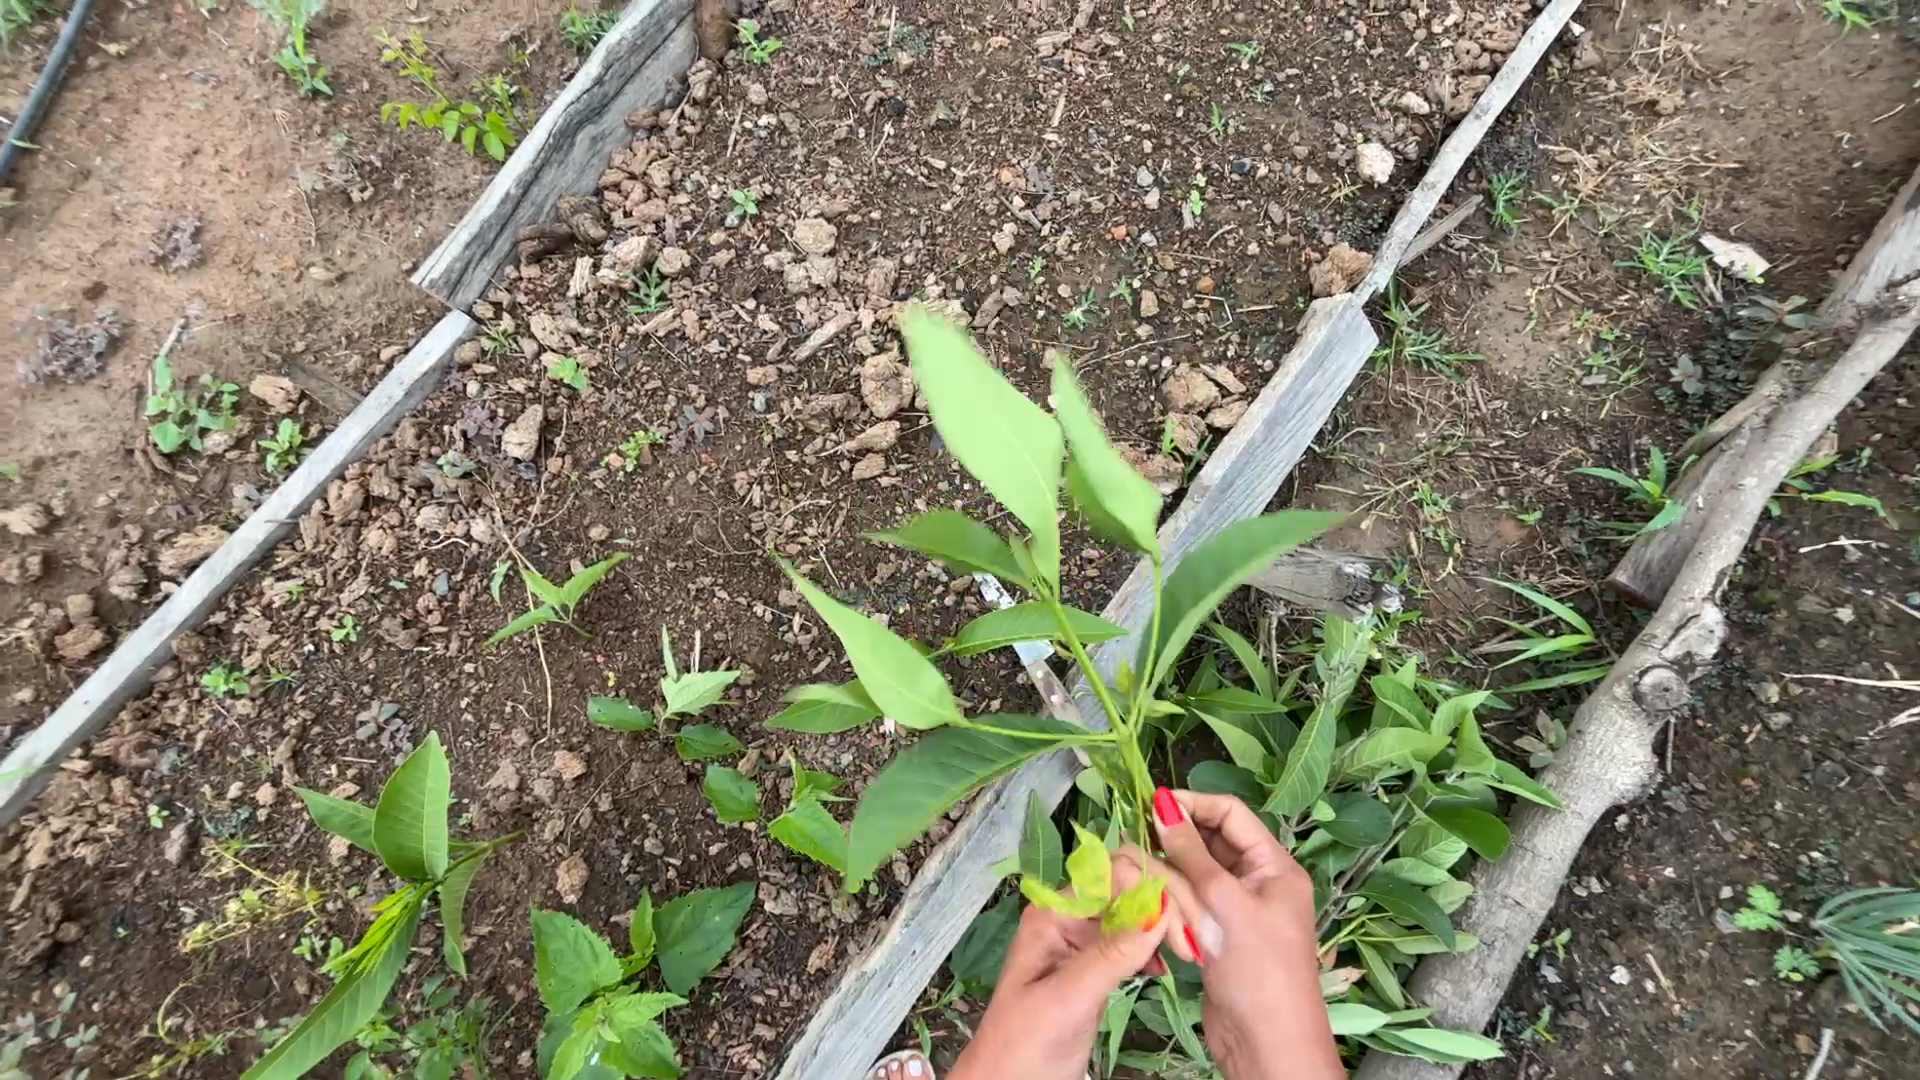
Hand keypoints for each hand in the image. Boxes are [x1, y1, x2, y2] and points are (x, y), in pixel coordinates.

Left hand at [949, 852, 1169, 1079]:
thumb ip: (1112, 953)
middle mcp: (1069, 917)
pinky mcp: (1094, 968)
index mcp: (1055, 911)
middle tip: (1195, 944)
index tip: (1183, 925)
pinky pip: (1129, 942)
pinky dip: (1150, 950)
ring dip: (1161, 927)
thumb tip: (1160, 908)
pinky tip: (1165, 968)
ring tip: (1190, 953)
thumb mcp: (1070, 997)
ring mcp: (1081, 942)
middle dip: (1162, 907)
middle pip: (1125, 889)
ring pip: (1131, 914)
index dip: (1150, 889)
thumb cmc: (1026, 1043)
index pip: (1111, 874)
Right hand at [1152, 787, 1345, 1079]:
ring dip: (1169, 874)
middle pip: (1209, 841)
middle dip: (1175, 841)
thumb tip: (1162, 806)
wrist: (1268, 1050)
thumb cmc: (1258, 970)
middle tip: (1136, 836)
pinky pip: (1188, 900)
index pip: (1230, 814)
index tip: (1152, 803)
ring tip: (1139, 873)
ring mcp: (1235, 908)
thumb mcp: (1224, 903)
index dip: (1192, 803)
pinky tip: (1151, 900)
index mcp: (1273, 866)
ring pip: (1193, 871)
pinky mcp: (1216, 932)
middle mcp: (1256, 880)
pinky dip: (1170, 899)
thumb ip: (1190, 853)